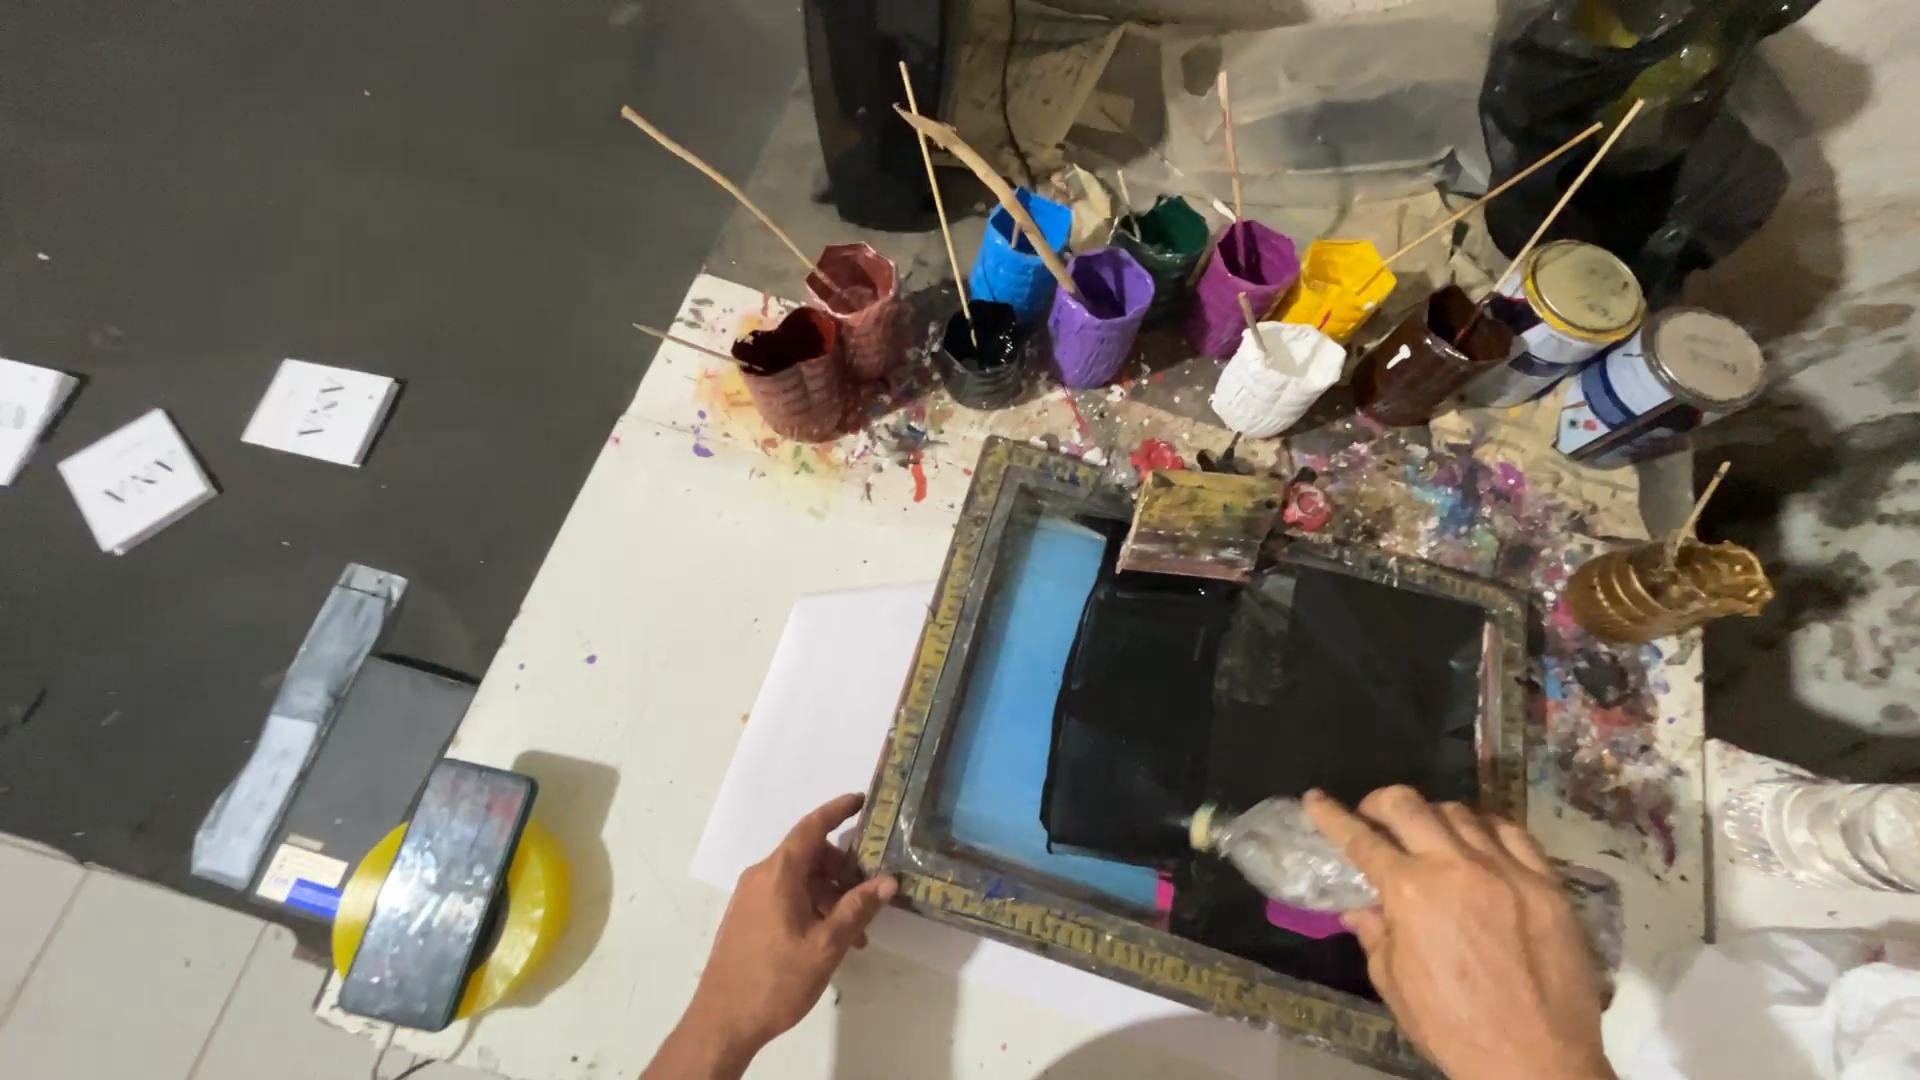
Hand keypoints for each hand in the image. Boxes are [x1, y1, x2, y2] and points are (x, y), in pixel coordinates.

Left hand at [650, 794, 896, 1077]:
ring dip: (831, 895)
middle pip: (810, 855)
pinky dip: (813, 906)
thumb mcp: (826, 945)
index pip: (811, 827)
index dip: (837, 810)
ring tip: (856, 933)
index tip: (861, 800)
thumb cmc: (775, 980)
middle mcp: (762, 876)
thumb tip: (888, 881)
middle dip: (843, 870)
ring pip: (801, 879)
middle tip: (870, 892)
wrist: (720, 1025)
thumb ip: (857, 908)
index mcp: (778, 873)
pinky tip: (830, 938)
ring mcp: (752, 897)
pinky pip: (787, 895)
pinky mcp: (749, 917)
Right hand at [1305, 787, 1612, 1079]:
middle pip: (1406, 804)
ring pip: (1458, 812)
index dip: (1330, 815)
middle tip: (1373, 818)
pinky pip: (1513, 833)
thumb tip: (1360, 910)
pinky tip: (1478, 843)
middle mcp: (1455, 868)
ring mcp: (1506, 873)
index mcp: (1410, 891)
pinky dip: (1486, 828)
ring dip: (1432, 817)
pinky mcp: (1547, 888)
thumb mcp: (1393, 982)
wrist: (1540, 1068)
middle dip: (1378, 803)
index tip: (1315, 799)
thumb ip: (1374, 934)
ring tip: (1429, 836)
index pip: (1359, 838)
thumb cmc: (1454, 1029)